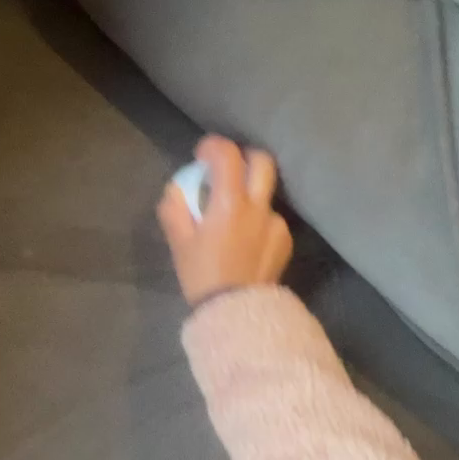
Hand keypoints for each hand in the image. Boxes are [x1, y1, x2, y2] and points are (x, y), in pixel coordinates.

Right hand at [157, 136, 293, 304]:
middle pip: (261, 161)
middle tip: (227, 169)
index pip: (227, 155)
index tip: (201, 154)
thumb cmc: (201, 275)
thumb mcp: (178, 242)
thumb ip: (174, 208)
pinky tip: (245, 242)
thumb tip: (177, 189)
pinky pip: (270, 219)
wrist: (235, 312)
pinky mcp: (284, 240)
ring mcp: (276, 223)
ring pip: (266, 193)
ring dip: (249, 194)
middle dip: (243, 157)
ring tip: (232, 217)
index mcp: (229, 204)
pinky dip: (257, 221)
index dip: (213, 146)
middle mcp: (258, 206)